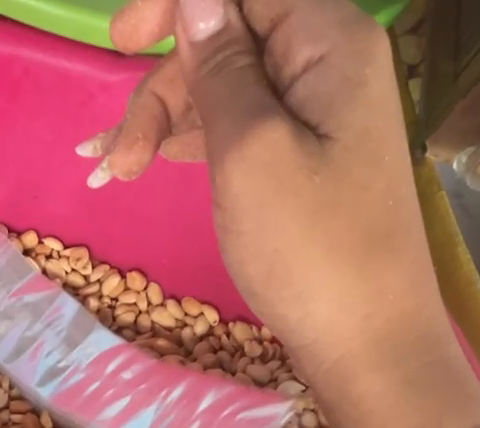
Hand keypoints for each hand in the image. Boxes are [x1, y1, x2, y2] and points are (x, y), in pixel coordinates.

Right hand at [81, 0, 449, 376]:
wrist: (364, 341)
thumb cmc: (309, 249)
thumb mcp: (251, 152)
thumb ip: (222, 68)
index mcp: (328, 41)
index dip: (176, 5)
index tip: (120, 44)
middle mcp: (326, 64)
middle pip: (227, 39)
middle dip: (163, 88)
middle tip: (117, 159)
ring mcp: (313, 116)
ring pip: (223, 88)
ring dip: (163, 121)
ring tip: (115, 174)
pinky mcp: (300, 160)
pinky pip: (235, 129)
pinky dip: (188, 144)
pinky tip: (145, 166)